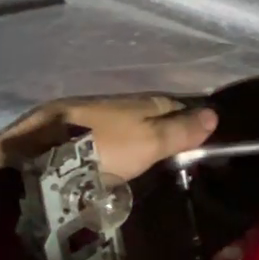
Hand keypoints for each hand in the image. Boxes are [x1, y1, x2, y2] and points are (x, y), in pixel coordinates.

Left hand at [65, 97, 217, 180]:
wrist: (44, 152)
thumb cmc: (106, 148)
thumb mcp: (149, 143)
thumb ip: (179, 130)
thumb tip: (214, 113)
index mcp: (142, 102)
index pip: (175, 106)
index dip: (189, 119)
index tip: (200, 137)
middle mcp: (120, 103)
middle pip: (149, 113)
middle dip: (161, 126)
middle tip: (174, 151)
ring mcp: (93, 115)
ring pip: (124, 123)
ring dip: (134, 134)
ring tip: (144, 156)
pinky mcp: (70, 131)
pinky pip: (102, 134)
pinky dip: (112, 142)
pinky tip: (111, 156)